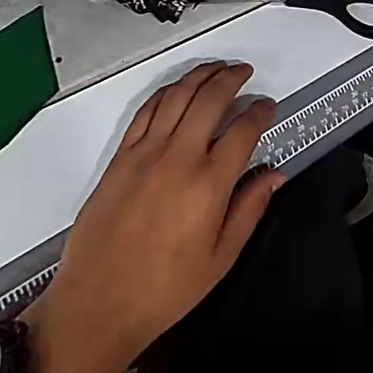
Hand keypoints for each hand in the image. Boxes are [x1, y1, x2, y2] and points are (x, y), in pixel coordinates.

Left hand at [19, 61, 282, 372]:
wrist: (99, 304)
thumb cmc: (163, 289)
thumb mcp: (221, 257)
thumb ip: (250, 208)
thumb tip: (273, 176)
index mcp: (209, 184)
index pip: (243, 130)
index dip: (260, 112)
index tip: (267, 107)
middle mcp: (179, 159)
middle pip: (210, 99)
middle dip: (232, 79)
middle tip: (244, 73)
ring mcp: (146, 154)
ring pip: (177, 96)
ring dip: (200, 75)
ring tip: (216, 68)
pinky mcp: (120, 158)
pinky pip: (146, 111)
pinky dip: (165, 92)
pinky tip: (177, 89)